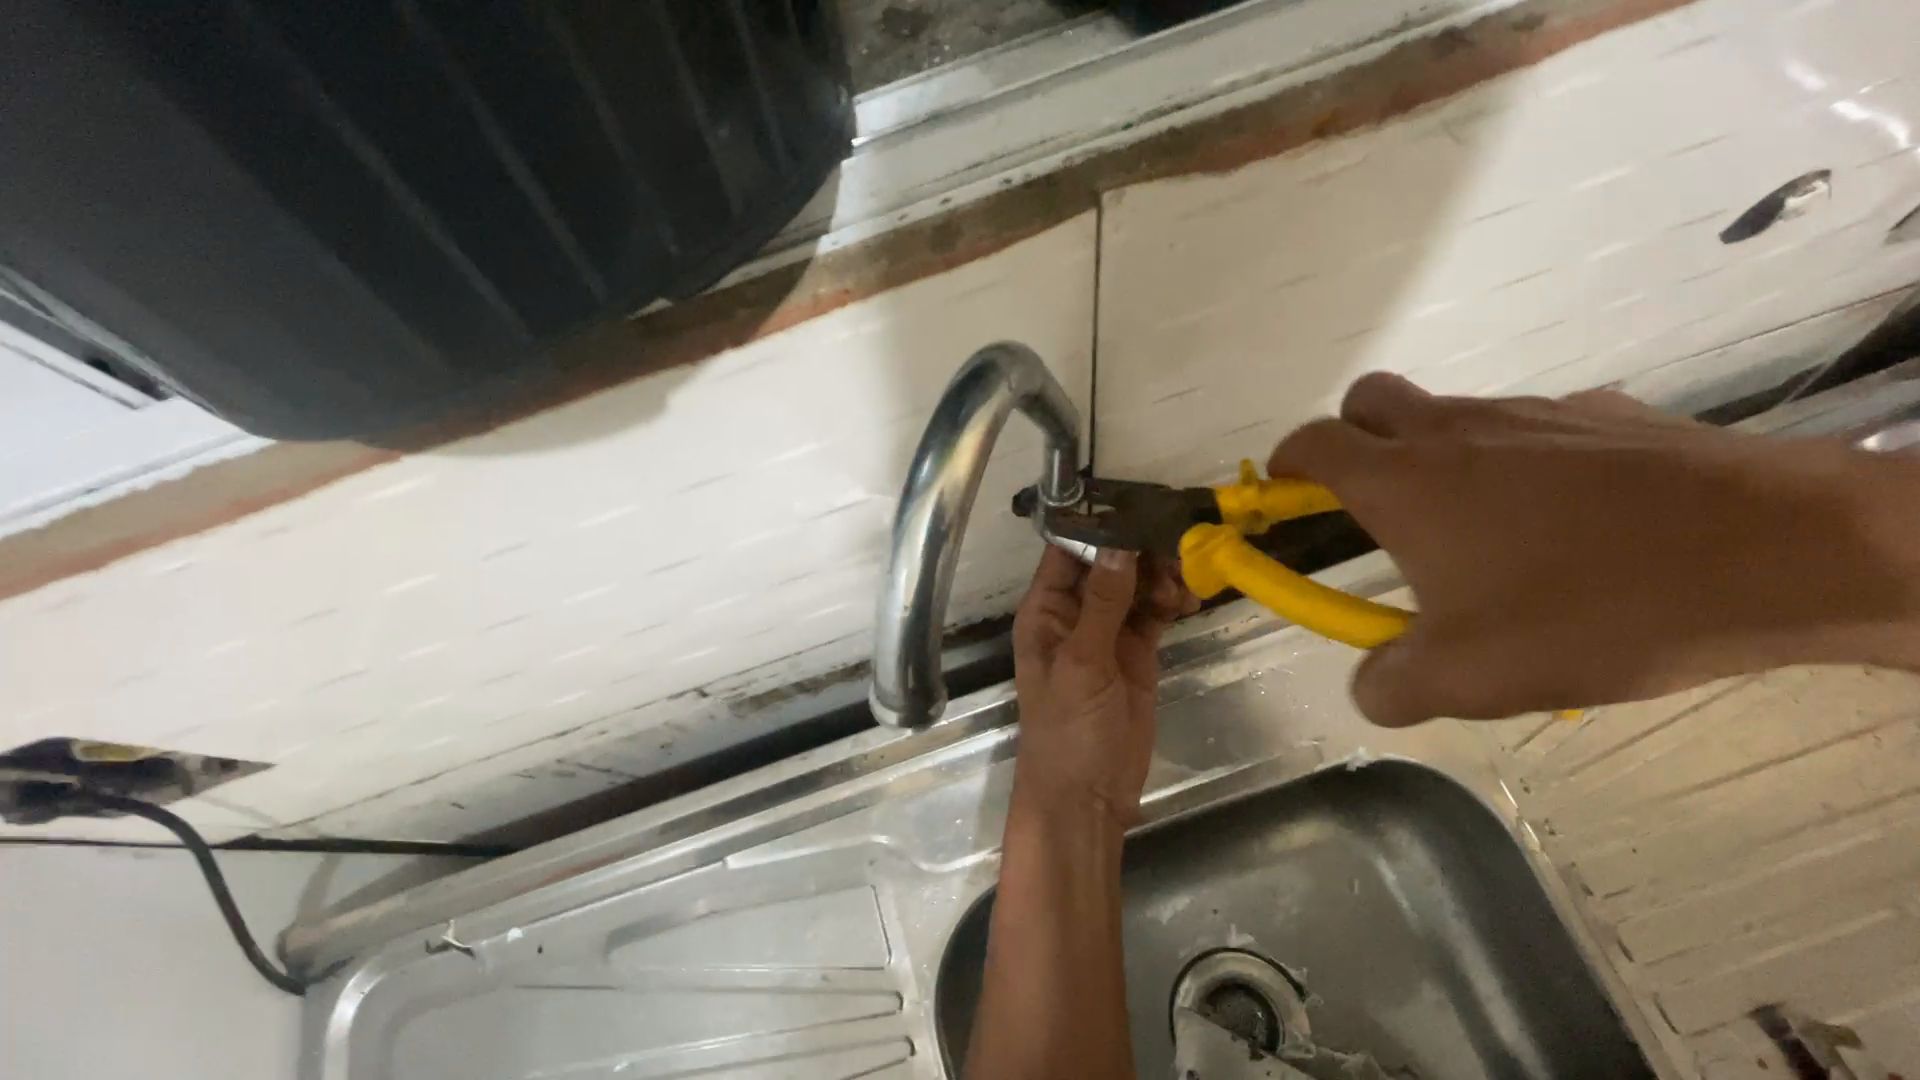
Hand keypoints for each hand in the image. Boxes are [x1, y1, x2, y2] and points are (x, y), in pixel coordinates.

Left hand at [1010, 547, 1196, 823]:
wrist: (1087, 795)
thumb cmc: (1069, 730)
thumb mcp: (1083, 664)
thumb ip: (1103, 604)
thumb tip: (1120, 546)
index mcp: (1045, 610)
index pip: (1068, 551)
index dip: (1101, 527)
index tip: (1142, 506)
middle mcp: (1074, 613)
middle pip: (1109, 563)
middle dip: (1141, 551)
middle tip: (1179, 548)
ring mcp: (1107, 631)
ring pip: (1135, 584)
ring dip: (1161, 576)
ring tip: (1184, 585)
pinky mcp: (1136, 651)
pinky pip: (1154, 612)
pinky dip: (1171, 601)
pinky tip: (1189, 602)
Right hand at [1270, 373, 1919, 725]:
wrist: (1778, 554)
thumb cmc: (1591, 609)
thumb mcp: (1468, 678)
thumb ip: (1389, 685)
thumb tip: (1369, 686)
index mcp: (1403, 481)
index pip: (1311, 443)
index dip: (1286, 466)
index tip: (1286, 497)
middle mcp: (1454, 429)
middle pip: (1369, 400)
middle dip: (1352, 440)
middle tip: (1374, 506)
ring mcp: (1533, 413)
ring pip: (1451, 412)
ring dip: (1437, 456)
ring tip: (1484, 534)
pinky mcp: (1606, 414)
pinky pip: (1533, 427)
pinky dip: (1521, 460)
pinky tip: (1570, 520)